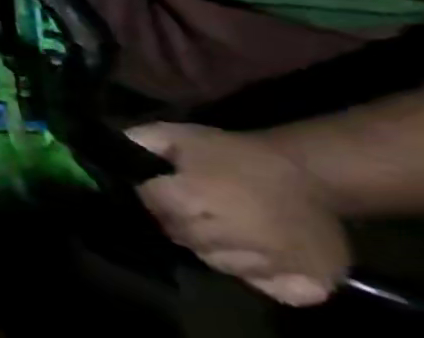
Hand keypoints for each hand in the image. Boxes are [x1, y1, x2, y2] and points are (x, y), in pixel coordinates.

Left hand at [128, 123, 349, 305]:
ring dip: (212, 249)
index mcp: (199, 197)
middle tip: (189, 209)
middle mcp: (237, 233)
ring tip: (220, 227)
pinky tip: (255, 255)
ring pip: (221, 264)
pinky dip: (259, 276)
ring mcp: (279, 262)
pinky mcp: (314, 280)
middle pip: (184, 237)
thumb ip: (138, 142)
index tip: (158, 190)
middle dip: (176, 223)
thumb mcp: (176, 135)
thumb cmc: (231, 152)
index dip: (151, 197)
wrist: (306, 172)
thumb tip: (109, 151)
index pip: (154, 206)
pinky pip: (273, 289)